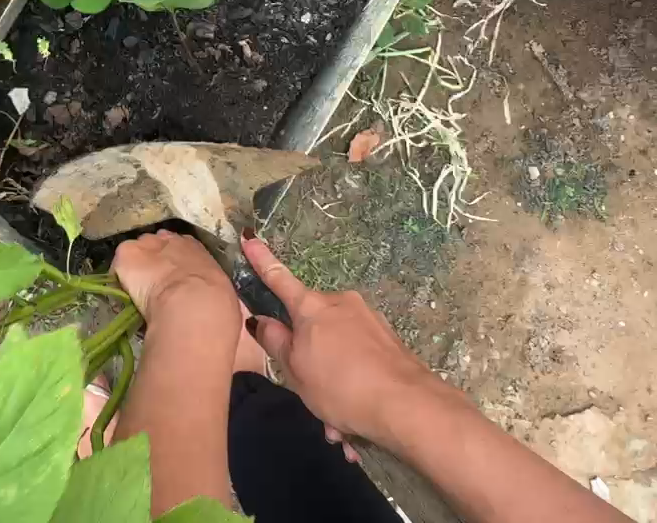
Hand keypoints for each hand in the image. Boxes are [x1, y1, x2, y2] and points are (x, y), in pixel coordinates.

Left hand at [113, 231, 239, 332]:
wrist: (196, 305)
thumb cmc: (218, 308)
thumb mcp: (223, 298)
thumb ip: (212, 295)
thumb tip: (212, 305)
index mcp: (197, 250)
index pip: (182, 250)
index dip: (175, 264)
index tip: (173, 281)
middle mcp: (172, 240)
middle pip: (157, 246)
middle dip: (155, 262)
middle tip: (155, 287)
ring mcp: (148, 244)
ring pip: (137, 252)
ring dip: (137, 268)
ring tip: (137, 292)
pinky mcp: (128, 254)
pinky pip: (119, 262)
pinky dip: (119, 275)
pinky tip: (123, 292)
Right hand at [243, 235, 438, 442]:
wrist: (408, 405)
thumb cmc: (340, 385)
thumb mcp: (296, 370)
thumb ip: (276, 342)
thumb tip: (262, 320)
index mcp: (310, 307)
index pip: (278, 278)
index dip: (260, 259)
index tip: (248, 236)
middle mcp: (338, 302)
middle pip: (312, 323)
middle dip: (309, 354)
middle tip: (310, 390)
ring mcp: (367, 318)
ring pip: (336, 347)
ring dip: (332, 376)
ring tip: (338, 419)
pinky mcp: (388, 338)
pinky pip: (359, 358)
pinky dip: (353, 382)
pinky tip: (357, 415)